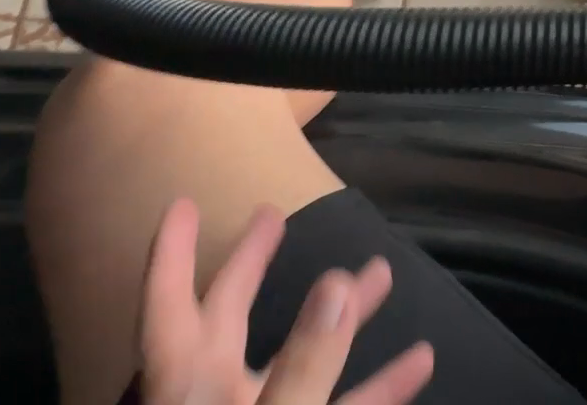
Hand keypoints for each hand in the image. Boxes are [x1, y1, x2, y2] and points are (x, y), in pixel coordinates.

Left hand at [139, 198, 434, 404]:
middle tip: (275, 214)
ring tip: (384, 272)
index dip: (171, 255)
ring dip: (341, 319)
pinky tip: (418, 361)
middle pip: (229, 317)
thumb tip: (336, 282)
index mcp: (184, 388)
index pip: (168, 307)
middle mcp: (213, 401)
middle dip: (252, 265)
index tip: (179, 203)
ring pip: (297, 359)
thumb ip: (303, 364)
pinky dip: (377, 387)